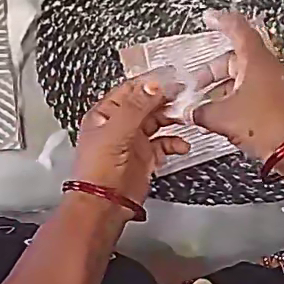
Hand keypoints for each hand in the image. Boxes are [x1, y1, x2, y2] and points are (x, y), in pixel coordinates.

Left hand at [71, 72, 189, 212]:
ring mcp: (133, 140)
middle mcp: (119, 125)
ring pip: (158, 121)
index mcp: (106, 114)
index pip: (131, 90)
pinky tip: (182, 144)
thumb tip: (153, 86)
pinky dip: (175, 142)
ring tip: (185, 118)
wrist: (104, 204)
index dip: (151, 84)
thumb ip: (136, 107)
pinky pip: (165, 144)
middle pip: (147, 104)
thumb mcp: (116, 131)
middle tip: (184, 96)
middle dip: (166, 100)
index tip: (171, 79)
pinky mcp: (145, 157)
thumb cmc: (98, 171)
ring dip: (173, 119)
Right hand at [189, 10, 283, 161]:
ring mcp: (276, 85)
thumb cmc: (268, 124)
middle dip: (213, 70)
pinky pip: (254, 93)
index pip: (238, 29)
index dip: (221, 21)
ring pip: (244, 78)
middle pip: (236, 59)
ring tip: (206, 106)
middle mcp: (268, 68)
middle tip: (196, 84)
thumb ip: (202, 112)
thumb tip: (190, 112)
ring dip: (223, 88)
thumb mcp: (224, 117)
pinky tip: (224, 116)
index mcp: (255, 60)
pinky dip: (237, 100)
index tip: (209, 18)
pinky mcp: (281, 103)